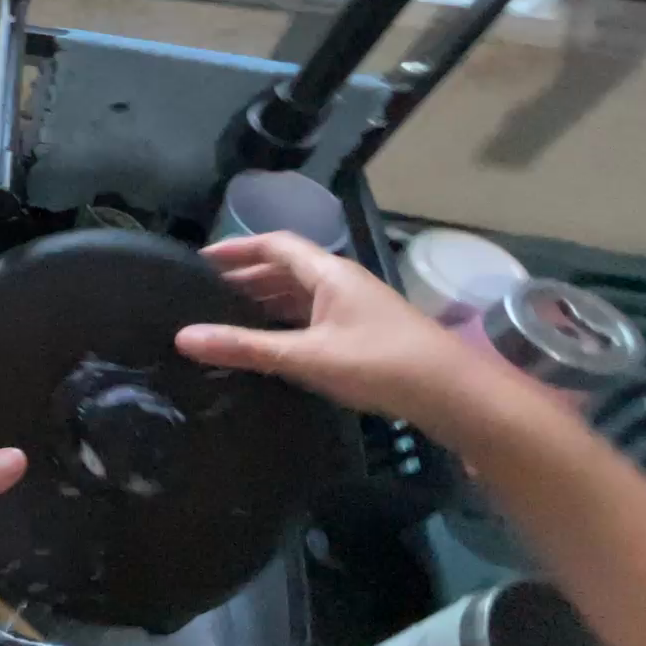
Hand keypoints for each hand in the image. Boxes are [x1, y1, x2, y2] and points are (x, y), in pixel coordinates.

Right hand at [174, 232, 501, 429]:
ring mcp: (356, 307)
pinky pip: (312, 314)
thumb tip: (182, 337)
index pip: (275, 245)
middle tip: (204, 292)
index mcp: (329, 274)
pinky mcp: (364, 332)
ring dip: (264, 299)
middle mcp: (342, 282)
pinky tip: (268, 340)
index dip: (236, 248)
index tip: (199, 260)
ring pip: (299, 292)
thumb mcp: (306, 356)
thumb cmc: (384, 365)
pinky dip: (283, 319)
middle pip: (285, 267)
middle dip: (244, 276)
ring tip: (226, 314)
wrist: (464, 399)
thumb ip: (244, 346)